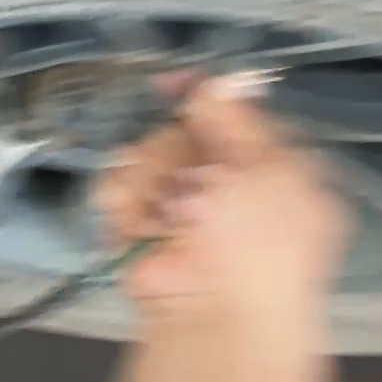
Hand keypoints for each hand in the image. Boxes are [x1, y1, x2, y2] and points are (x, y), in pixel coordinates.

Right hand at [98, 74, 348, 328]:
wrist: (213, 304)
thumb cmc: (262, 241)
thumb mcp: (269, 171)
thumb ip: (239, 120)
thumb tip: (222, 77)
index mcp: (267, 167)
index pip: (227, 114)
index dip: (200, 96)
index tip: (170, 82)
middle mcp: (218, 178)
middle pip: (173, 130)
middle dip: (173, 149)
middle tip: (192, 181)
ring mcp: (170, 197)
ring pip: (137, 154)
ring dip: (149, 179)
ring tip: (168, 213)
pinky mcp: (130, 215)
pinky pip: (113, 184)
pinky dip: (126, 203)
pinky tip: (145, 224)